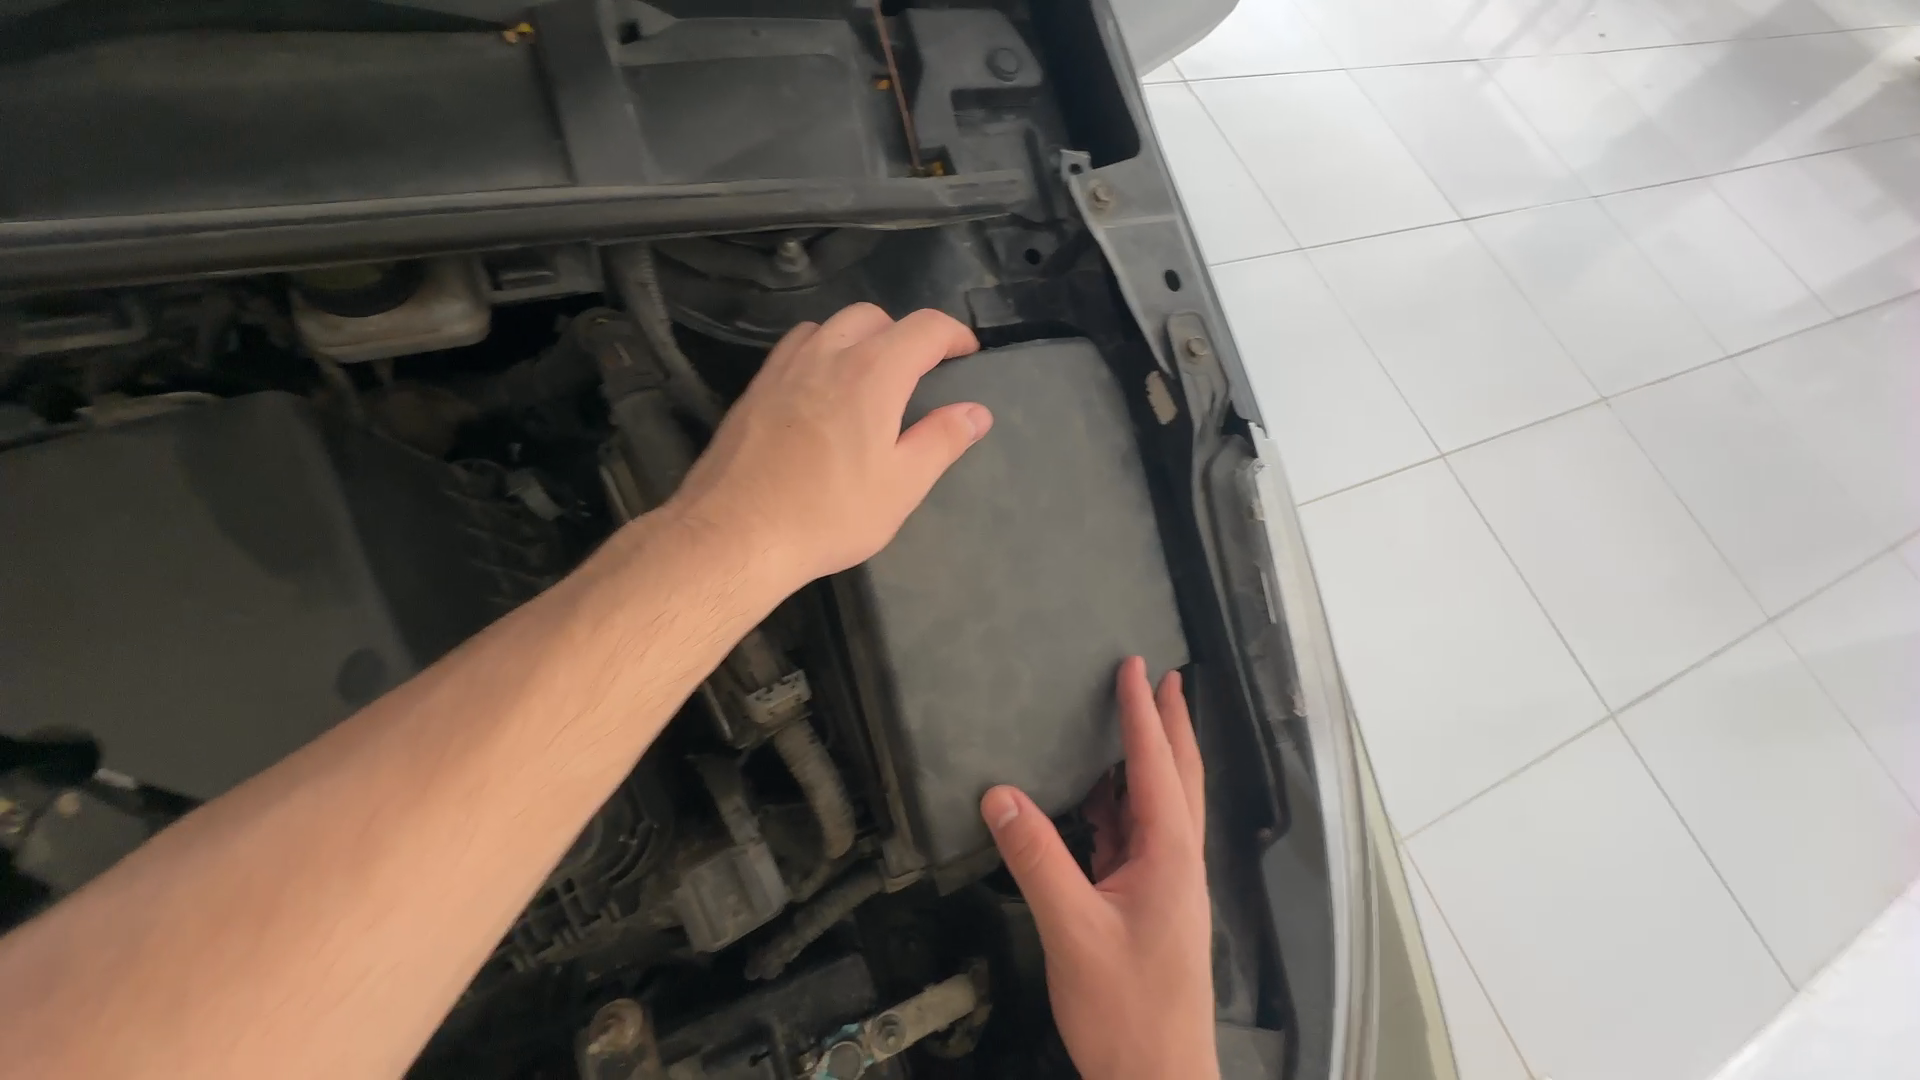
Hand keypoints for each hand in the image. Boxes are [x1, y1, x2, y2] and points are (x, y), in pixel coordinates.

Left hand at [666, 303, 988, 586]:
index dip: (955, 335)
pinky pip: (796, 348)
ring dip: (859, 339)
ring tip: (870, 379)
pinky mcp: (755, 388)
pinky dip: (820, 353)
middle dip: (905, 334)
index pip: (925, 328)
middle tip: (919, 374)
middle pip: (874, 316)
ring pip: (829, 326)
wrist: (735, 534)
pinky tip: (821, 392)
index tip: (967, 356)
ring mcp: (784, 367)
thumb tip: (976, 412)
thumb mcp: (903, 485)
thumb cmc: (829, 513)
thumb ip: (943, 440)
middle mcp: (827, 353)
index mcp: (873, 372)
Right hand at [981, 658, 1216, 1079]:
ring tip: (1139, 718)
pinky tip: (1104, 794)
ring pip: (1163, 802)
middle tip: (1166, 676)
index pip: (1155, 765)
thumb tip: (998, 793)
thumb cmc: (1124, 1007)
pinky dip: (1125, 800)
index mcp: (1169, 853)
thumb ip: (1036, 858)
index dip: (1142, 712)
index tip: (1138, 666)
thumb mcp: (1071, 930)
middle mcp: (1177, 857)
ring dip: (1154, 756)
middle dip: (1171, 722)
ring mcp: (1167, 881)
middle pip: (1179, 774)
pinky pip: (1140, 834)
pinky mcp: (1152, 901)